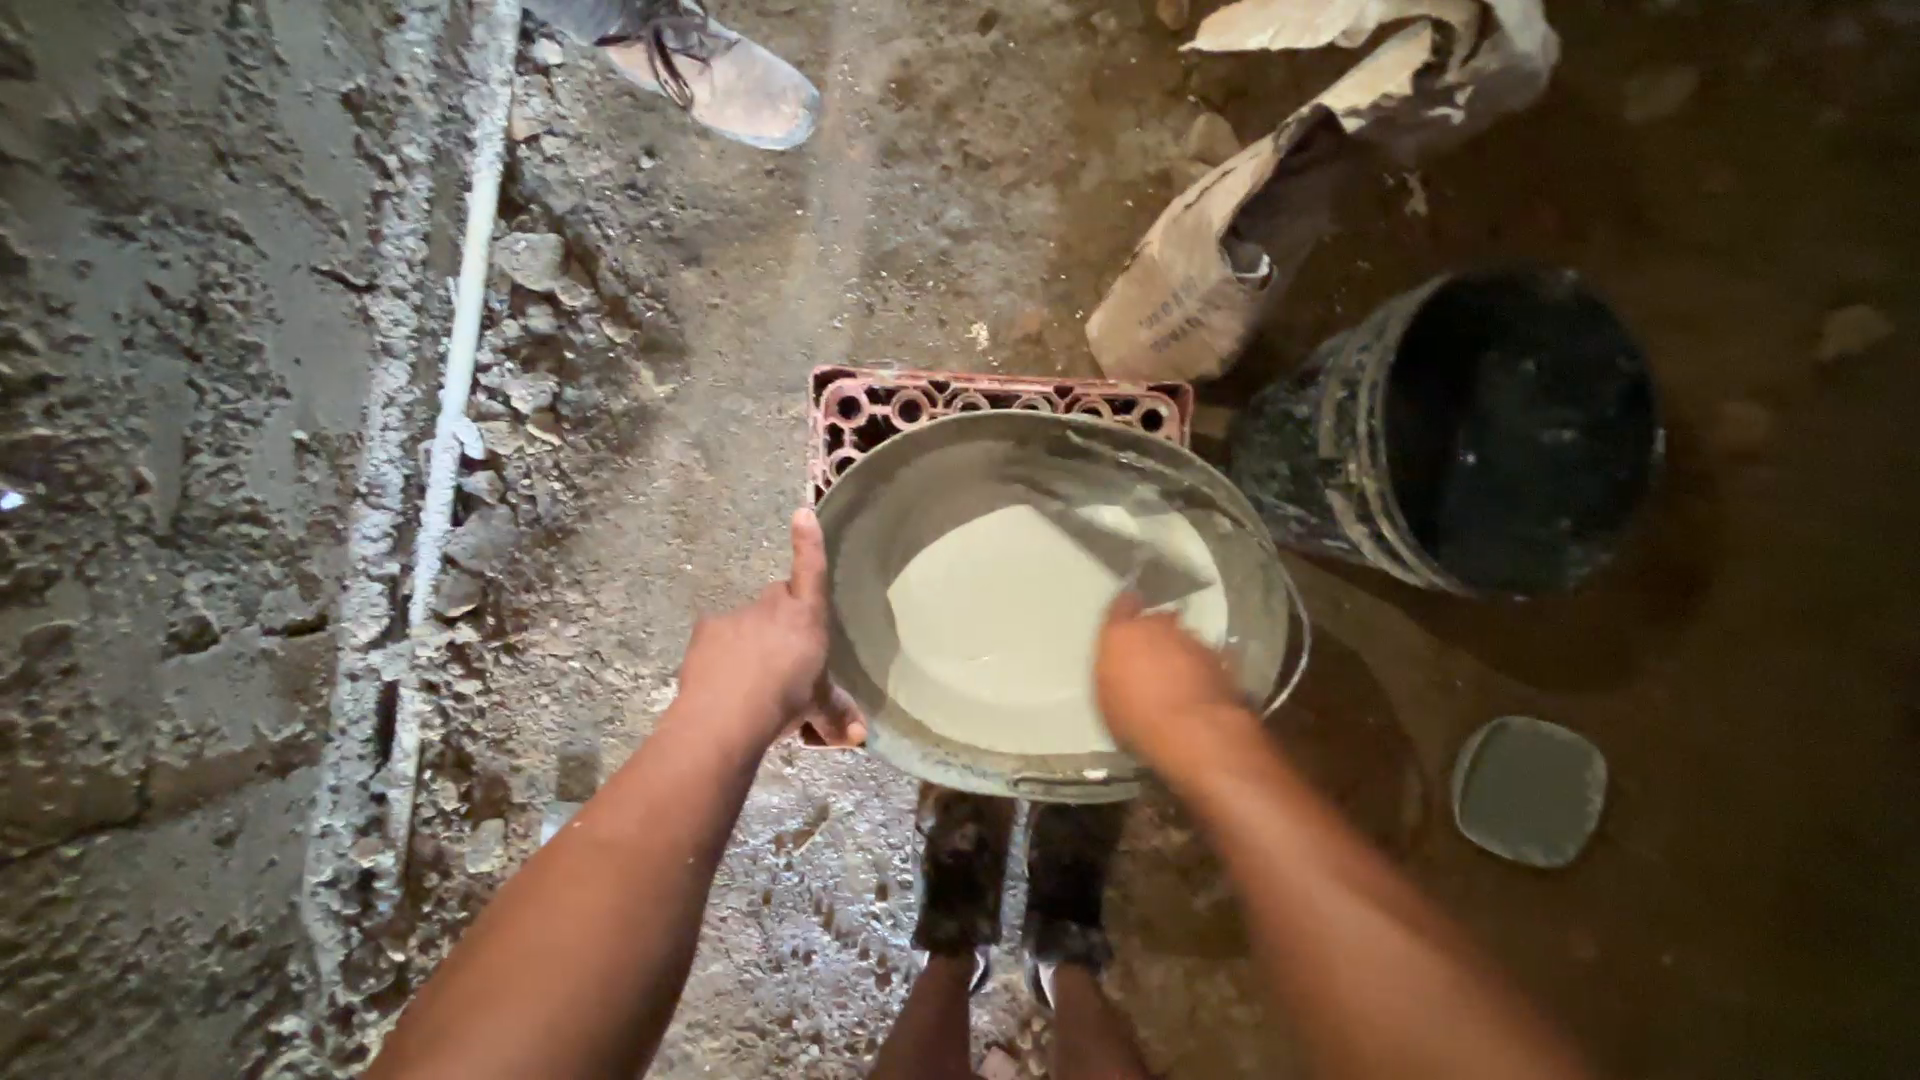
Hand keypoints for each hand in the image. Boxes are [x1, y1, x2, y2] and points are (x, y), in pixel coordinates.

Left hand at [674, 508, 866, 750]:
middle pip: (779, 599)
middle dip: (781, 619)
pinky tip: (722, 680)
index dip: (809, 541)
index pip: (811, 570)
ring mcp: (737, 615)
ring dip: (750, 642)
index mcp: (806, 618)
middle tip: (782, 657)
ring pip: (747, 622)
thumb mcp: (817, 709)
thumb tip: (860, 737)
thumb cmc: (784, 703)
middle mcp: (773, 607)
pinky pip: (719, 636)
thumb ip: (837, 716)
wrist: (726, 716)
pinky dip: (722, 653)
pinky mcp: (707, 629)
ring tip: (748, 681)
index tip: (802, 511)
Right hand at [1094, 592, 1253, 770]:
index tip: (1129, 610)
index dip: (1126, 607)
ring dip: (1180, 650)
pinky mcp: (1218, 657)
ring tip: (1179, 675)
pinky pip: (1204, 657)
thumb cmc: (1136, 718)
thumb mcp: (1108, 698)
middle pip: (1156, 620)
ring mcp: (1191, 639)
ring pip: (1183, 637)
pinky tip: (1200, 687)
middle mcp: (1156, 627)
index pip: (1122, 605)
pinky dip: (1201, 666)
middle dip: (1155, 633)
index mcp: (1122, 634)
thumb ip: (1115, 671)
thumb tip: (1124, 667)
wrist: (1193, 730)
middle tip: (1153, 656)